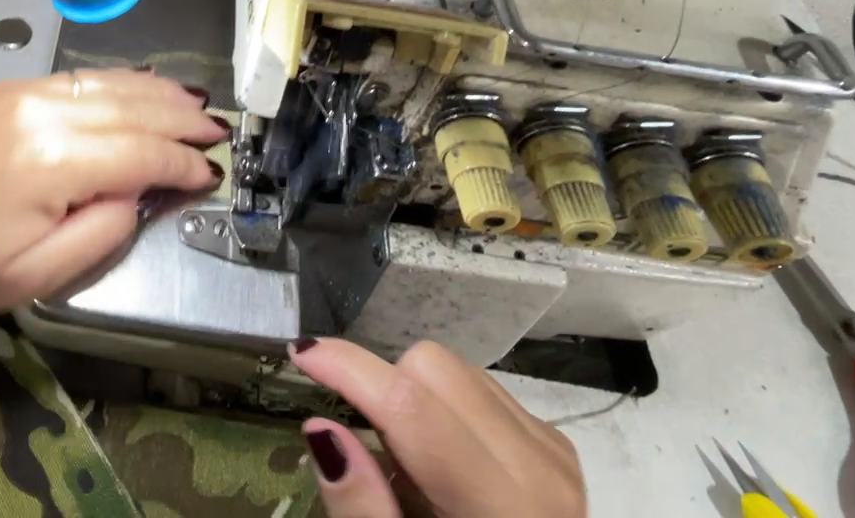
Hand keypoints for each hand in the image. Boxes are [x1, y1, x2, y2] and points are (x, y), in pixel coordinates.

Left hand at [0, 70, 225, 311]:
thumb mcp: (35, 273)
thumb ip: (101, 231)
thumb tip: (138, 191)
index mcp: (53, 161)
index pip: (139, 153)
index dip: (180, 163)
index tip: (211, 174)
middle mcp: (44, 113)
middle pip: (130, 108)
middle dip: (180, 118)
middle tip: (218, 129)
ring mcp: (23, 93)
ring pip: (107, 84)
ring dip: (155, 92)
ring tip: (192, 101)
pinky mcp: (8, 90)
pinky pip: (78, 80)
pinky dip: (118, 82)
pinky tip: (138, 87)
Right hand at [290, 338, 585, 517]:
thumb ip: (362, 509)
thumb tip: (319, 427)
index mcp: (502, 509)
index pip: (415, 409)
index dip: (352, 371)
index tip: (300, 353)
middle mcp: (535, 466)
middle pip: (432, 368)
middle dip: (385, 387)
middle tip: (372, 447)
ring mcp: (550, 450)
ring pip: (454, 366)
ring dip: (413, 392)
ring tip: (411, 460)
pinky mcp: (554, 442)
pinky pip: (478, 383)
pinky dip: (443, 402)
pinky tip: (446, 457)